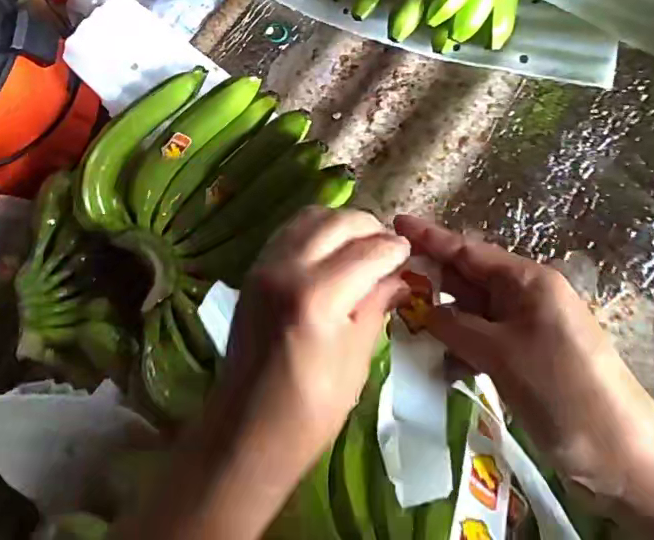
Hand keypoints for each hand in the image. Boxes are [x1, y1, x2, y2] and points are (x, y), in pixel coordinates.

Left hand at [213, 208, 410, 470]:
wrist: (243, 435)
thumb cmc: (308, 413)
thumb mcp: (355, 361)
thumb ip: (376, 306)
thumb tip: (400, 277)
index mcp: (317, 297)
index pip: (368, 252)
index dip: (394, 250)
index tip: (410, 254)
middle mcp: (287, 269)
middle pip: (340, 223)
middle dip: (371, 228)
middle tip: (389, 247)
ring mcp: (265, 266)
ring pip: (313, 217)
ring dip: (343, 223)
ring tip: (362, 244)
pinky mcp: (254, 270)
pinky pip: (291, 230)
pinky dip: (316, 229)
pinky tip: (332, 249)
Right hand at [394, 217, 653, 538]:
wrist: (625, 458)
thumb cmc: (565, 393)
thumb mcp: (504, 356)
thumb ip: (458, 326)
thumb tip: (423, 307)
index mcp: (527, 280)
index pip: (469, 250)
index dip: (431, 237)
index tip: (396, 220)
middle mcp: (526, 296)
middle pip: (469, 278)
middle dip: (430, 278)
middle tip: (384, 278)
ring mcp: (527, 328)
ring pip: (473, 312)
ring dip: (441, 318)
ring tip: (398, 321)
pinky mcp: (527, 359)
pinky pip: (483, 341)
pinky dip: (460, 348)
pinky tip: (435, 363)